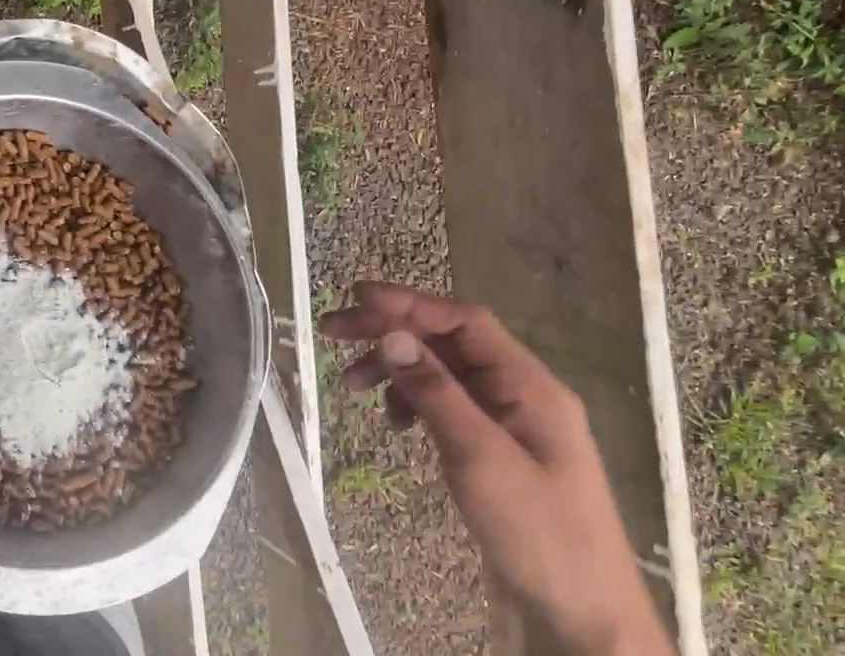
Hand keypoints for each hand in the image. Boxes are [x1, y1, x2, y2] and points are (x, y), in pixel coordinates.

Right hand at [318, 282, 671, 655]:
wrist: (582, 615)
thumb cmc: (537, 533)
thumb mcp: (480, 458)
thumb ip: (436, 392)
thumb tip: (392, 334)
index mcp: (529, 386)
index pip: (464, 321)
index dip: (409, 303)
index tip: (354, 298)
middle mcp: (519, 393)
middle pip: (447, 341)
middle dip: (389, 331)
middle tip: (331, 332)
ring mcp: (508, 421)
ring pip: (441, 370)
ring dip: (394, 367)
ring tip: (350, 383)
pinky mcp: (494, 447)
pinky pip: (445, 402)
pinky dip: (409, 400)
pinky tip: (391, 420)